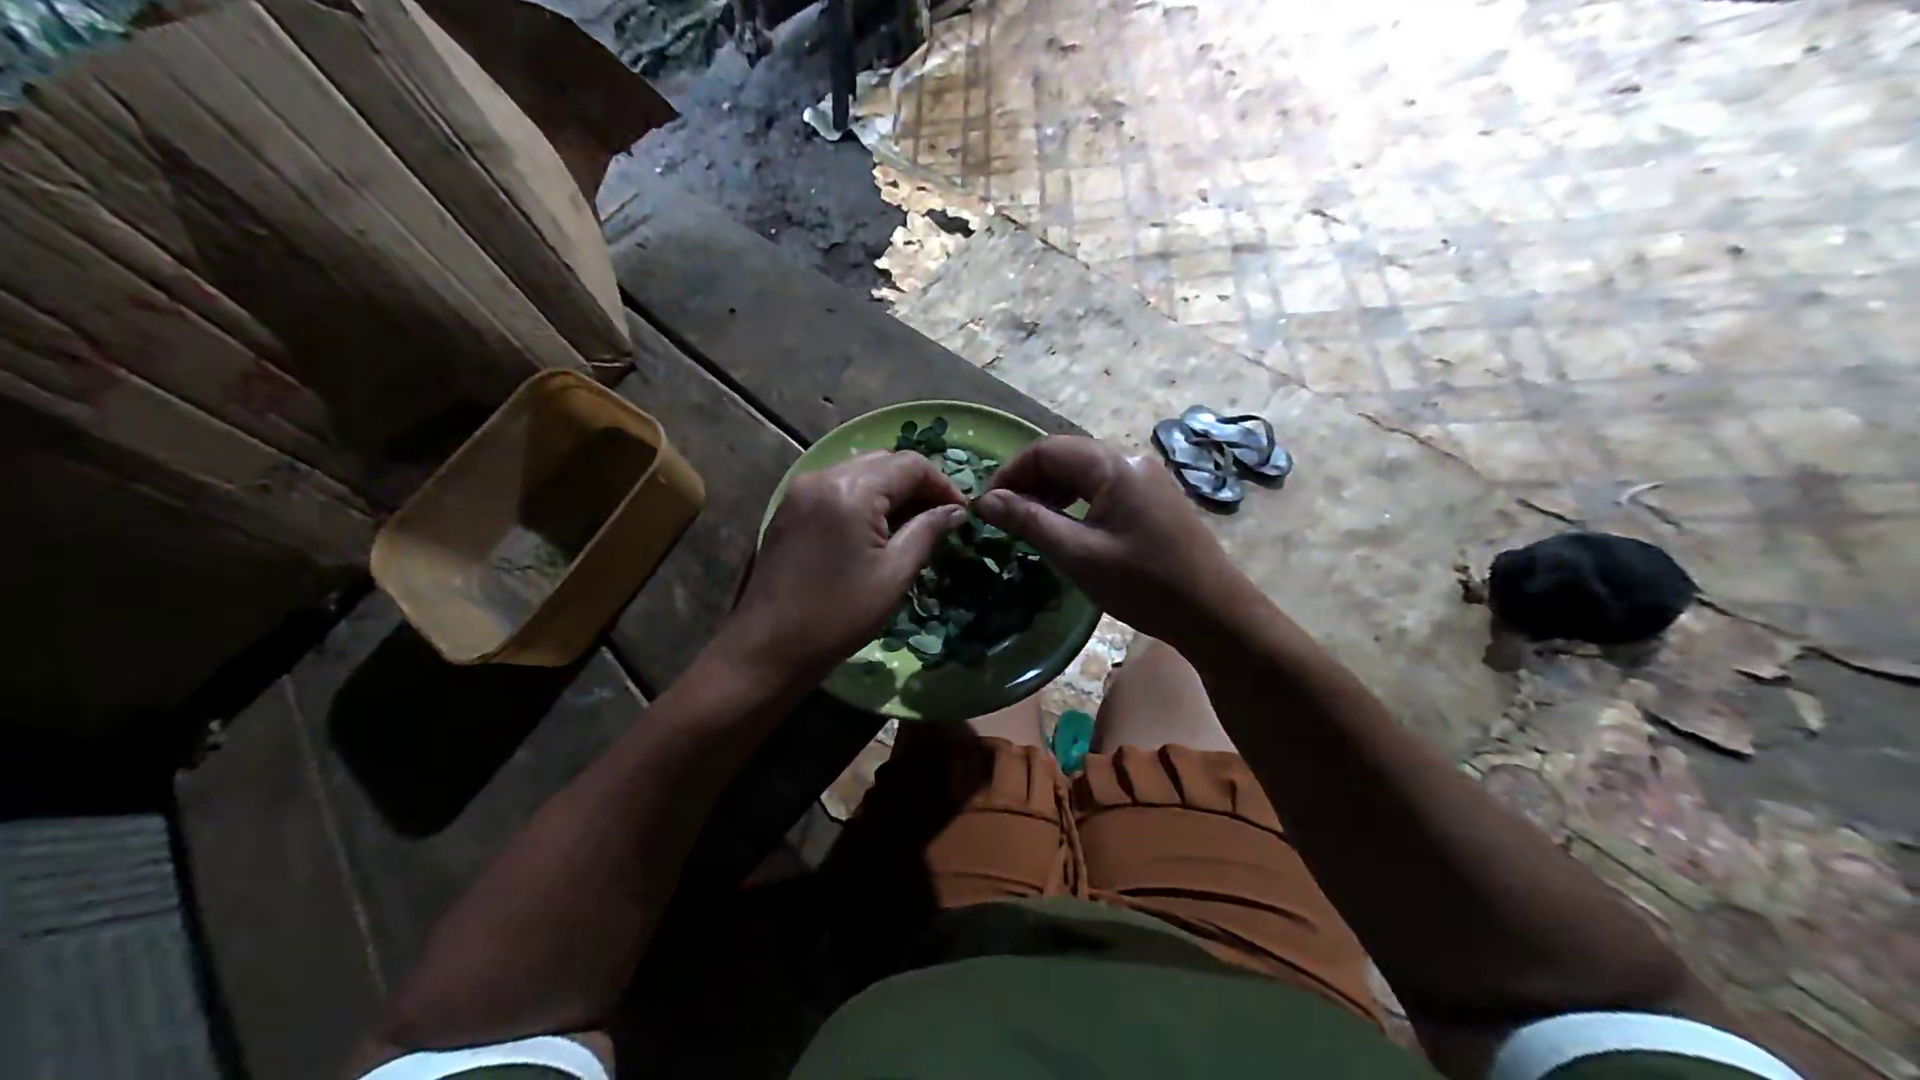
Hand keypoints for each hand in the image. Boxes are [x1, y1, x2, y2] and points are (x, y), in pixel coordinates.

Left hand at [721, 451, 968, 685]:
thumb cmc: (838, 616)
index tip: (962, 512)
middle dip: (917, 484)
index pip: (909, 464)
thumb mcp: (894, 574)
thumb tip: (956, 510)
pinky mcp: (789, 508)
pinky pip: (837, 487)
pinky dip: (863, 498)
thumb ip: (928, 531)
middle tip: (939, 518)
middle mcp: (822, 477)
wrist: (768, 648)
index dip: (943, 484)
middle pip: (884, 461)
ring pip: (859, 471)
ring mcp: (800, 491)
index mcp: (850, 491)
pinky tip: (876, 529)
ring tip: (912, 525)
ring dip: (890, 491)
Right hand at [973, 436, 1251, 643]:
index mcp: (1114, 466)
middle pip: (1066, 456)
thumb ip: (1029, 521)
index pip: (1047, 449)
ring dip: (1051, 491)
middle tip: (1004, 517)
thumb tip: (986, 501)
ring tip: (1028, 524)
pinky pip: (1103, 488)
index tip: (987, 504)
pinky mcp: (1153, 500)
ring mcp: (1146, 479)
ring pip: (1084, 472)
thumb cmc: (1143, 584)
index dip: (1011, 472)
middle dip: (1029, 481)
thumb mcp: (1078, 554)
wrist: (1214, 612)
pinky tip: (1065, 527)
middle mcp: (1131, 461)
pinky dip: (1075, 502)